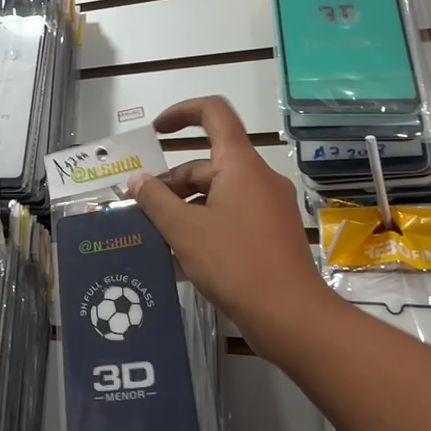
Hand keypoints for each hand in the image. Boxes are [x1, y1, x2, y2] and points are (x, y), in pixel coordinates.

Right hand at [128, 96, 333, 345]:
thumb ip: (155, 200)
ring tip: (159, 236)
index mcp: (241, 165)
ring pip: (219, 193)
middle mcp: (259, 179)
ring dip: (186, 207)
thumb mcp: (184, 229)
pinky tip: (184, 256)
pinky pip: (232, 216)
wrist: (292, 318)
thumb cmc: (235, 263)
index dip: (182, 112)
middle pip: (209, 164)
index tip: (156, 131)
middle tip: (144, 210)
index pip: (213, 113)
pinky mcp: (273, 234)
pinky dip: (206, 225)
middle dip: (173, 182)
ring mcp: (270, 208)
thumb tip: (138, 180)